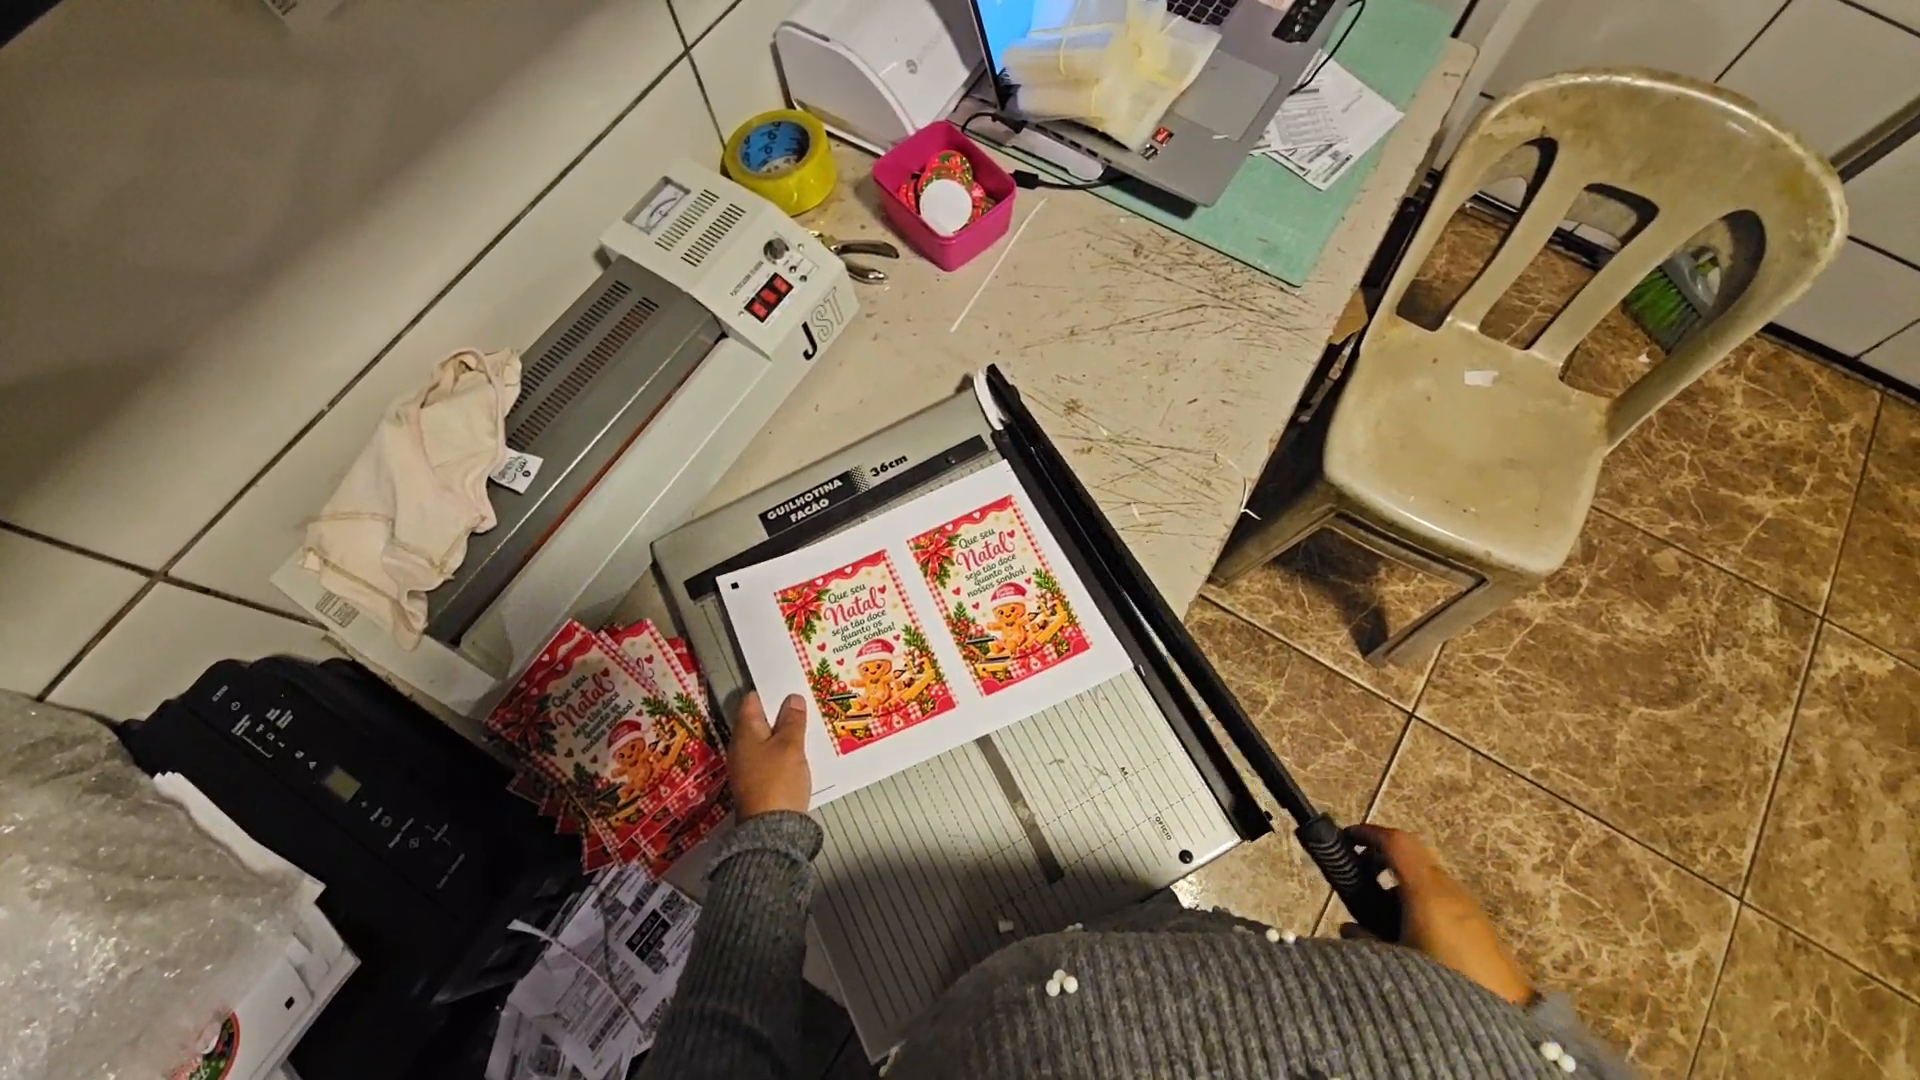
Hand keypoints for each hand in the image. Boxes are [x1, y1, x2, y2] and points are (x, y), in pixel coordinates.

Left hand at [729, 692, 811, 819]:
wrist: (772, 830)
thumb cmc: (778, 780)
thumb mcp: (790, 746)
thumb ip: (792, 721)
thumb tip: (792, 698)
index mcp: (744, 733)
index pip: (752, 702)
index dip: (769, 690)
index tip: (789, 683)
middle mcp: (741, 747)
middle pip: (759, 721)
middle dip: (780, 710)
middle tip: (804, 698)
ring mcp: (748, 766)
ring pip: (767, 739)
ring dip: (784, 731)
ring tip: (808, 721)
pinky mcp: (758, 782)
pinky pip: (771, 756)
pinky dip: (784, 749)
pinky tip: (801, 749)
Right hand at [1345, 824, 1533, 1005]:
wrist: (1508, 1011)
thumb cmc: (1446, 980)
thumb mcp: (1398, 961)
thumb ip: (1367, 939)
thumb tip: (1347, 927)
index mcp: (1426, 890)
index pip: (1396, 841)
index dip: (1368, 833)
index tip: (1345, 838)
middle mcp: (1448, 889)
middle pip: (1410, 854)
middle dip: (1379, 856)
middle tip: (1357, 873)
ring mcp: (1466, 904)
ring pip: (1425, 875)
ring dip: (1398, 879)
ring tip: (1379, 907)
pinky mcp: (1478, 922)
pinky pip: (1440, 894)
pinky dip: (1416, 895)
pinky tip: (1409, 928)